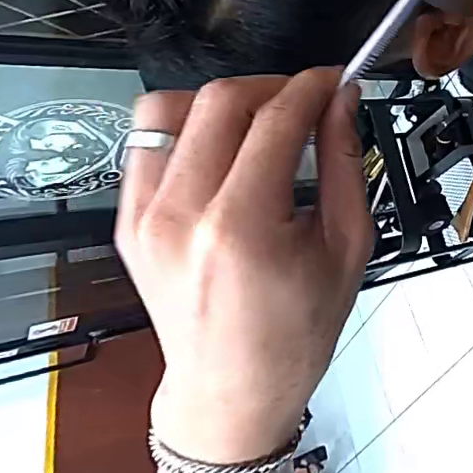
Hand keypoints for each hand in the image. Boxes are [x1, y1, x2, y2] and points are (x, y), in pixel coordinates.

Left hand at [117, 69, 373, 464]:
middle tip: (304, 101)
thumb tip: (342, 101)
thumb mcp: (345, 246)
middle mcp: (181, 215)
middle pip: (223, 99)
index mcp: (240, 229)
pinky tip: (219, 147)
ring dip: (225, 101)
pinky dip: (187, 125)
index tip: (332, 80)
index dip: (312, 86)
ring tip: (257, 123)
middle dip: (274, 85)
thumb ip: (344, 160)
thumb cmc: (292, 336)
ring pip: (174, 105)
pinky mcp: (127, 219)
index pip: (277, 118)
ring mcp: (144, 216)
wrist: (230, 392)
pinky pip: (148, 138)